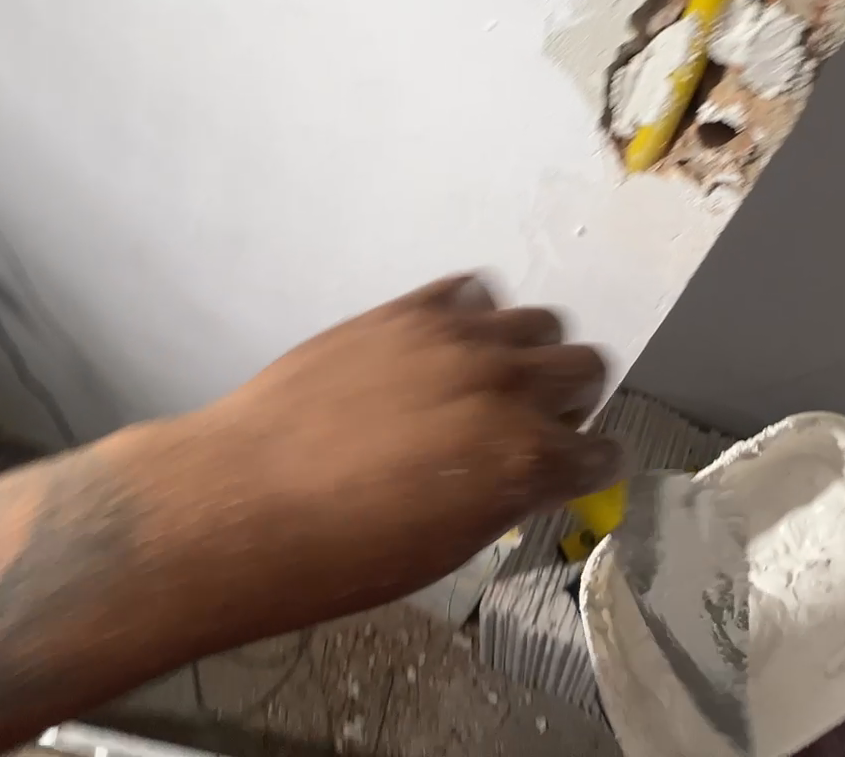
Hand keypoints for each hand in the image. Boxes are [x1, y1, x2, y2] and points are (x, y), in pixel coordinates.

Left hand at [176, 273, 623, 626]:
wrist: (242, 502)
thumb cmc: (344, 554)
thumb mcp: (452, 544)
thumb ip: (511, 490)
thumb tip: (531, 466)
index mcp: (526, 460)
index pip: (602, 450)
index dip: (593, 461)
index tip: (577, 463)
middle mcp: (508, 387)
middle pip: (587, 365)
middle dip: (572, 397)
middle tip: (532, 418)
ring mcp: (460, 339)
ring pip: (539, 321)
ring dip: (528, 351)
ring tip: (487, 376)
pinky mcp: (412, 310)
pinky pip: (473, 291)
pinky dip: (473, 317)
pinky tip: (444, 346)